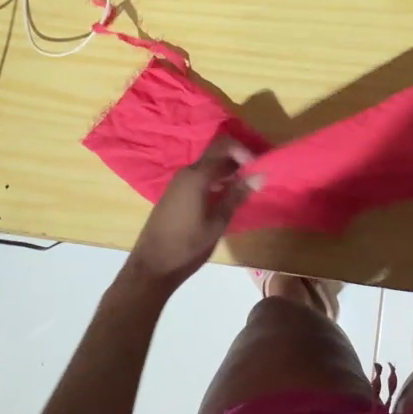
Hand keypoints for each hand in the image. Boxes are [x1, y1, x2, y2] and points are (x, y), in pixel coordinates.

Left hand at [124, 136, 259, 294]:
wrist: (151, 267)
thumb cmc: (187, 246)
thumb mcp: (218, 222)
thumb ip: (238, 195)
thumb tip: (261, 174)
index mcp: (197, 175)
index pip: (224, 146)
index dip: (244, 151)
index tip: (257, 167)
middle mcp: (186, 172)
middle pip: (216, 153)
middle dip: (237, 160)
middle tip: (254, 176)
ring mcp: (178, 183)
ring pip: (207, 166)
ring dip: (227, 172)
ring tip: (243, 188)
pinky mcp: (175, 194)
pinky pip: (199, 177)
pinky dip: (215, 180)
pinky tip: (224, 198)